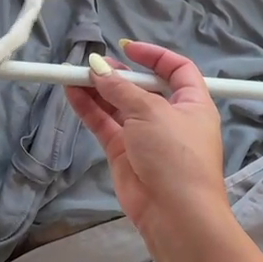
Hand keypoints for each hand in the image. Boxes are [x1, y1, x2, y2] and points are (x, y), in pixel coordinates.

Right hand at [65, 39, 226, 234]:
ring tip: (74, 73)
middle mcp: (169, 117)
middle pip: (141, 86)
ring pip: (118, 104)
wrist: (175, 214)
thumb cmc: (175, 154)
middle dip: (117, 73)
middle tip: (92, 62)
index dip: (154, 55)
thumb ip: (119, 87)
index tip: (126, 47)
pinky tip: (71, 92)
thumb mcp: (150, 112)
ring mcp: (145, 135)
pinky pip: (104, 123)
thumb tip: (96, 66)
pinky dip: (88, 107)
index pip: (177, 69)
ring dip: (98, 89)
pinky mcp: (124, 152)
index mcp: (191, 104)